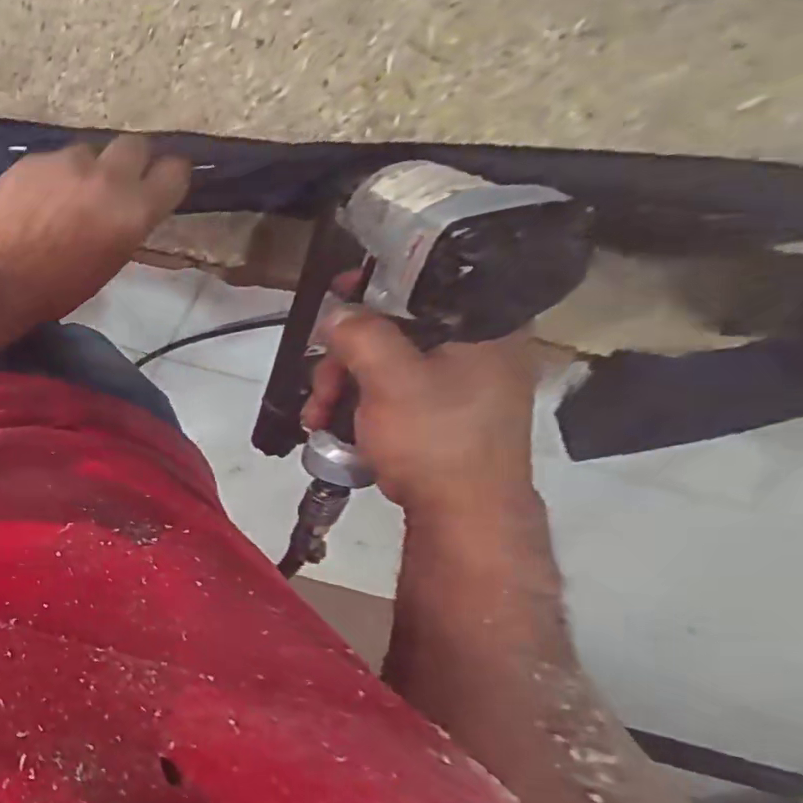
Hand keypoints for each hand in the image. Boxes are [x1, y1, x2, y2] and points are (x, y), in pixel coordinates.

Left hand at [0, 136, 190, 321]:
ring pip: (87, 152)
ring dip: (83, 170)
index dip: (167, 176)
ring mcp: (67, 163)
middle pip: (134, 145)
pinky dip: (48, 178)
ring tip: (63, 198)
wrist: (3, 283)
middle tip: (112, 183)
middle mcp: (108, 177)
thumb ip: (129, 223)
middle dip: (128, 161)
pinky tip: (34, 202)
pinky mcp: (33, 160)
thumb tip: (132, 204)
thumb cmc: (62, 287)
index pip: (174, 171)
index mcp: (135, 210)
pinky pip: (50, 162)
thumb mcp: (112, 260)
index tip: (158, 182)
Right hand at [301, 308, 538, 515]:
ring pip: (387, 368)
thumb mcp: (390, 379)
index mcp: (484, 328)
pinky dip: (361, 408)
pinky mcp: (444, 421)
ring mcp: (461, 390)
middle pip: (395, 332)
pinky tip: (333, 430)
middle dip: (344, 361)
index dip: (375, 286)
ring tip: (318, 421)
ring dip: (342, 390)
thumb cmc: (435, 440)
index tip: (337, 295)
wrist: (465, 519)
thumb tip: (337, 312)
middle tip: (321, 390)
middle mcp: (478, 351)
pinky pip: (394, 397)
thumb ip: (360, 334)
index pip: (425, 283)